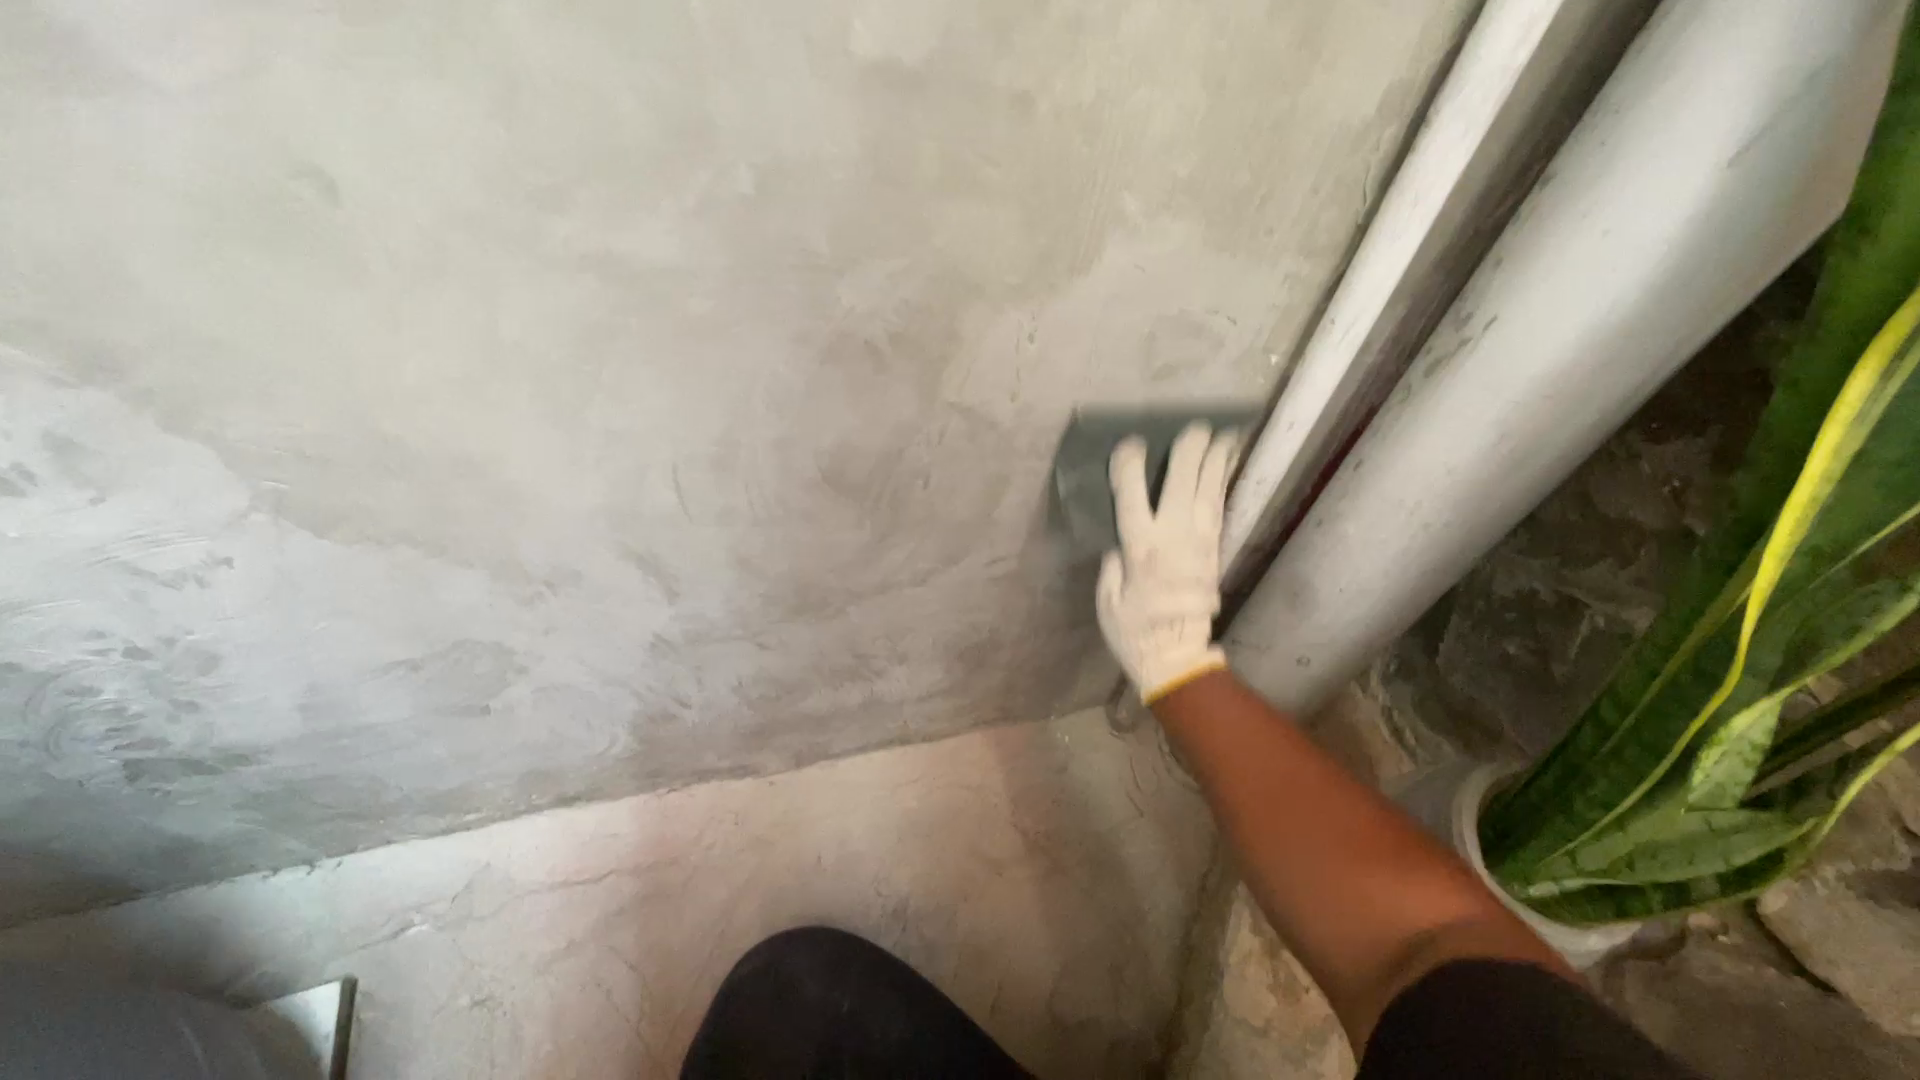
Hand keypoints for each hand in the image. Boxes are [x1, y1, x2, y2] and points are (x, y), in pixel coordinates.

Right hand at [1097, 422, 1240, 701]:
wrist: (1176, 655)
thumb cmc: (1132, 631)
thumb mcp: (1106, 601)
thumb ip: (1112, 568)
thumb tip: (1121, 544)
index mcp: (1139, 552)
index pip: (1132, 500)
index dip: (1131, 469)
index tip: (1132, 444)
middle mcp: (1172, 541)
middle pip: (1181, 487)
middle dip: (1189, 454)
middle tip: (1196, 427)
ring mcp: (1198, 545)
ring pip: (1208, 494)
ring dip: (1215, 463)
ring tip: (1224, 435)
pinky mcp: (1214, 552)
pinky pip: (1219, 510)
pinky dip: (1222, 485)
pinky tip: (1225, 467)